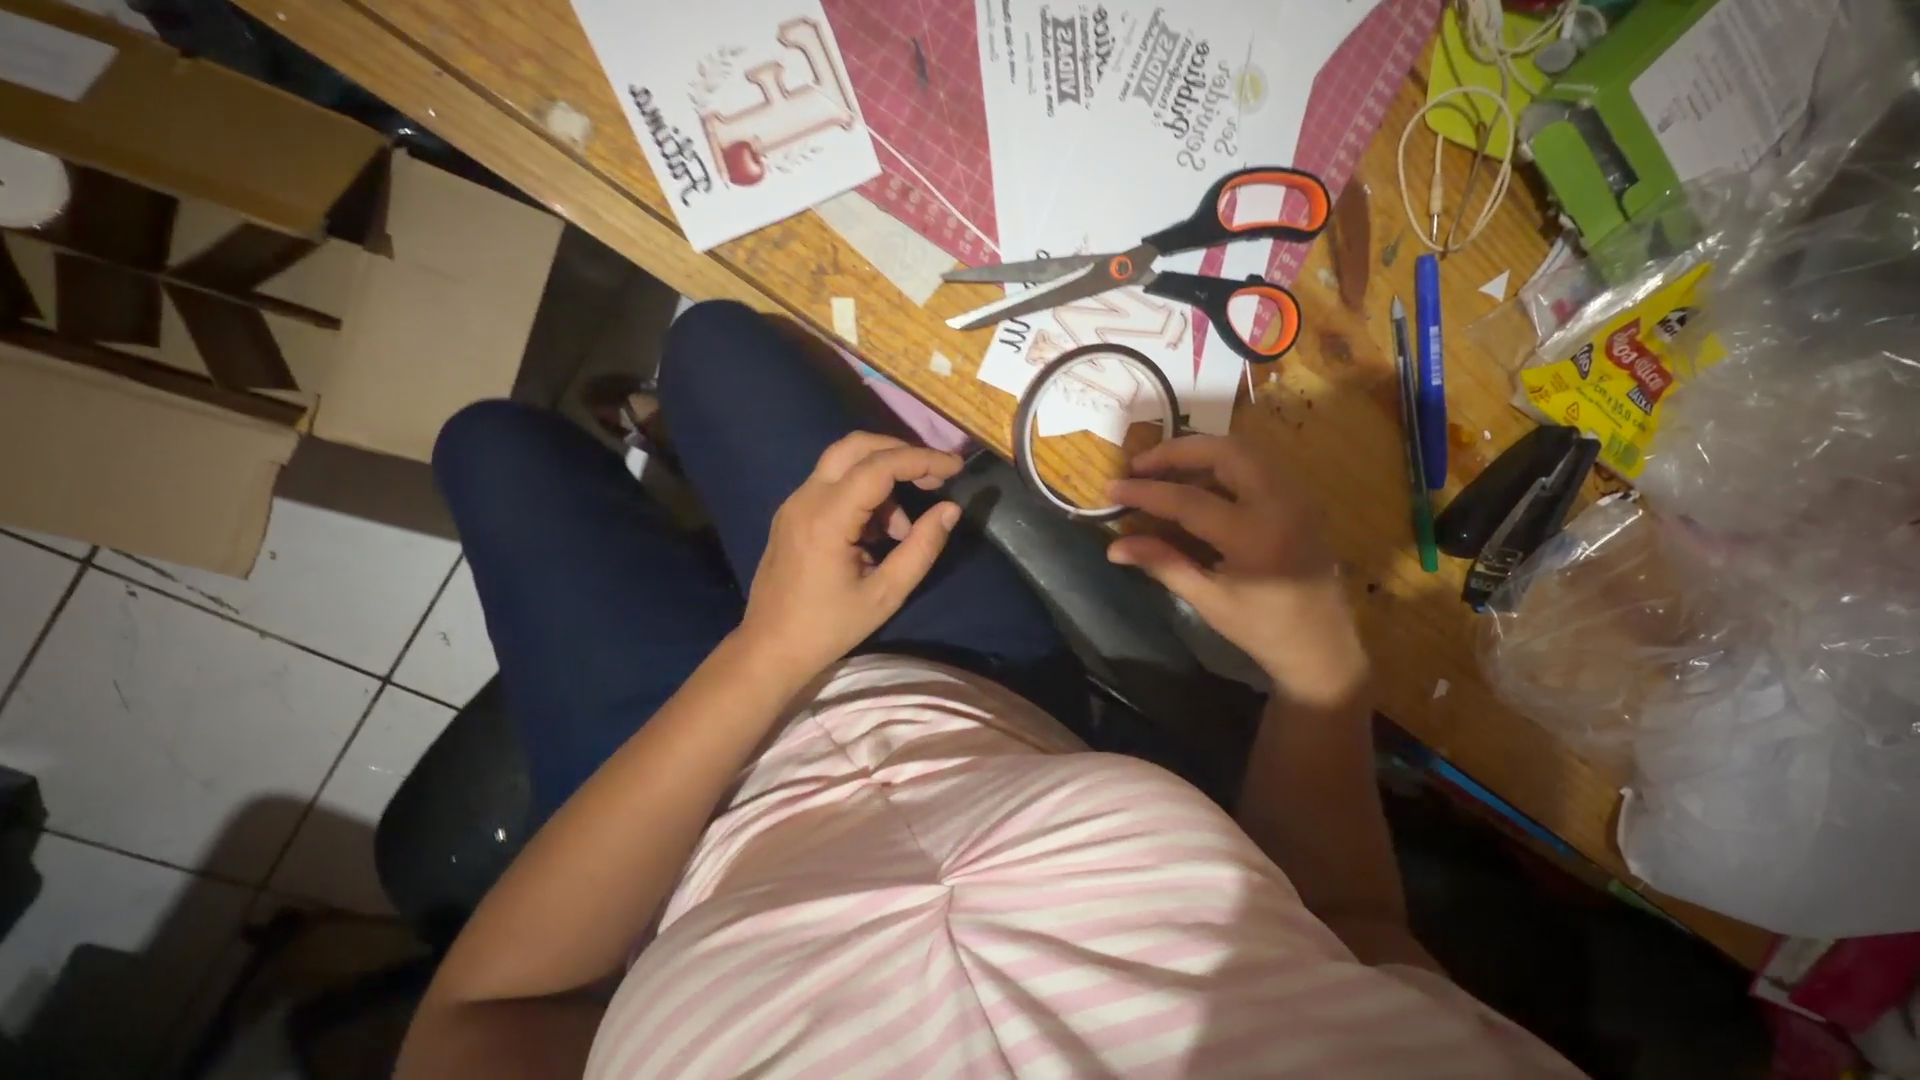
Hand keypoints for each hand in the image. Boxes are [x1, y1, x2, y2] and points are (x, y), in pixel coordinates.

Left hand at [738, 433, 962, 680]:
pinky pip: (832, 484)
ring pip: (843, 462)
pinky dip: (863, 492)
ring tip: (904, 528)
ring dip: (882, 476)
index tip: (956, 468)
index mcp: (827, 518)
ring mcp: (794, 503)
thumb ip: (921, 548)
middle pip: (856, 446)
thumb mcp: (885, 594)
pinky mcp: (792, 514)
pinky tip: (879, 533)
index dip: (922, 459)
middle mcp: (805, 498)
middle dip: (901, 452)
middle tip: (935, 477)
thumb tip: (950, 509)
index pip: (880, 466)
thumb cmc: (829, 628)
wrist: (770, 648)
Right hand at [1106, 435, 1366, 705]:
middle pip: (1225, 452)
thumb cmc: (1262, 629)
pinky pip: (1259, 466)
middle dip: (1178, 451)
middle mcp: (1282, 504)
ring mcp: (1298, 497)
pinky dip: (1224, 465)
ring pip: (1245, 451)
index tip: (1112, 487)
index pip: (1189, 499)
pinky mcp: (1302, 500)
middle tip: (1140, 465)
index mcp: (1256, 535)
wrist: (1322, 647)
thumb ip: (1163, 563)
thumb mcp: (1208, 600)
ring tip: (1164, 470)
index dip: (1146, 492)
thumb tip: (1114, 546)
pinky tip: (1198, 483)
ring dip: (1202, 453)